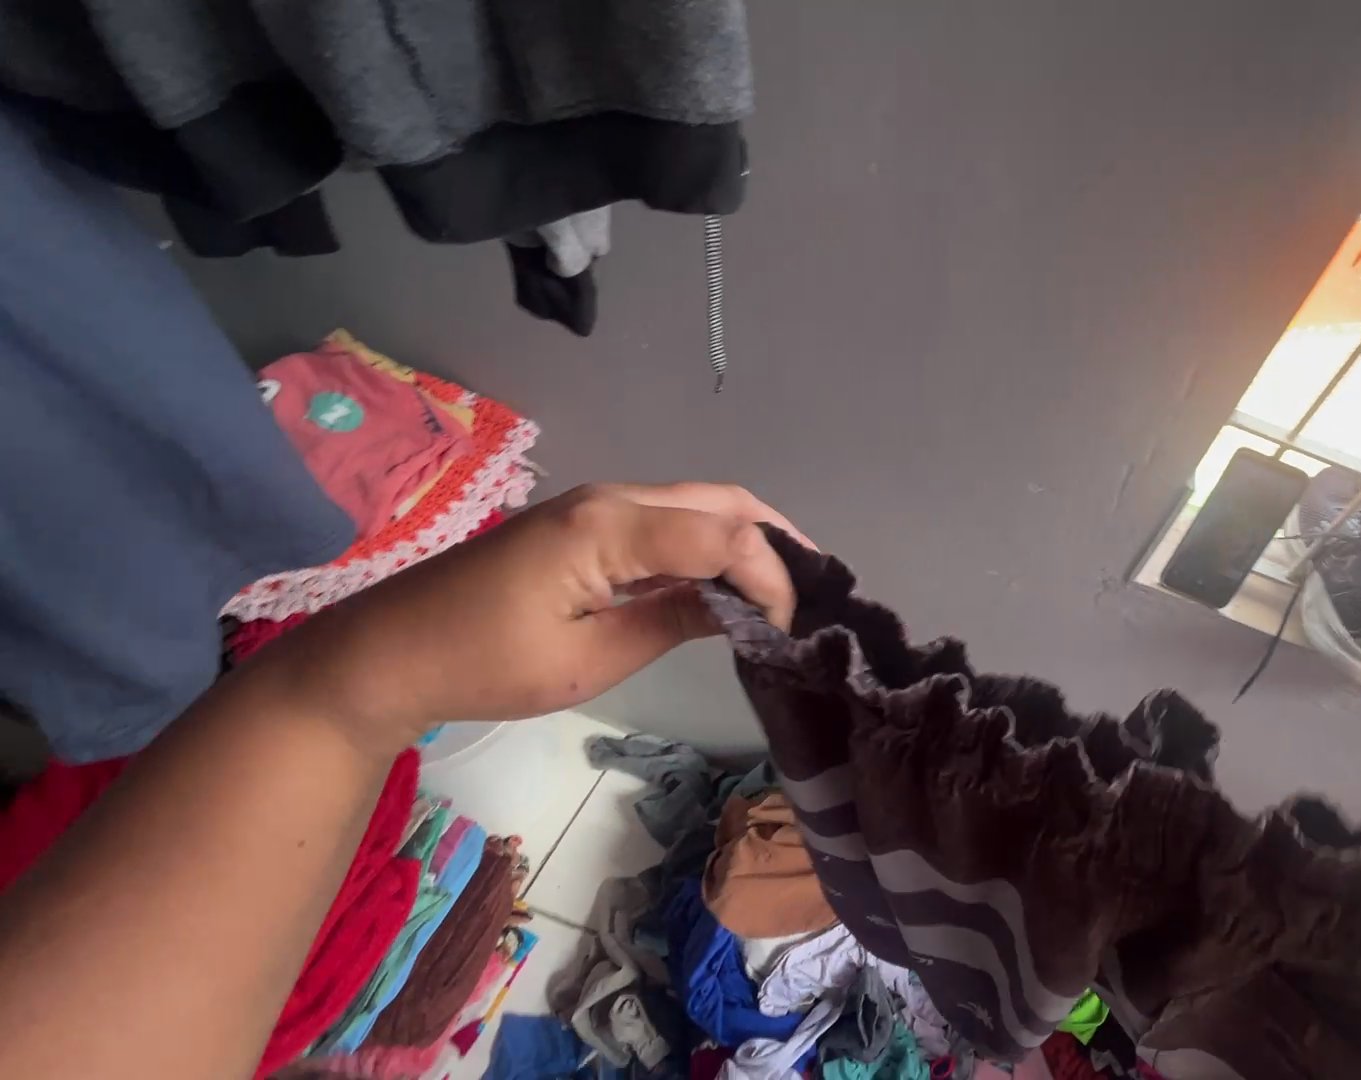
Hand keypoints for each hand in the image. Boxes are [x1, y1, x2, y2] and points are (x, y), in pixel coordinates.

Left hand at [239, 483, 803, 754]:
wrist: (386, 651)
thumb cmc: (484, 664)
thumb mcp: (591, 659)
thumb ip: (675, 621)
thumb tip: (745, 610)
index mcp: (609, 528)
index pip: (722, 536)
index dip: (769, 577)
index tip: (785, 628)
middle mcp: (613, 498)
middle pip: (721, 499)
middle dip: (775, 539)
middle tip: (814, 584)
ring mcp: (600, 504)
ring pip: (701, 502)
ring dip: (749, 536)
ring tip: (787, 579)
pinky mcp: (591, 521)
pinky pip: (673, 519)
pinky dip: (714, 542)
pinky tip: (732, 574)